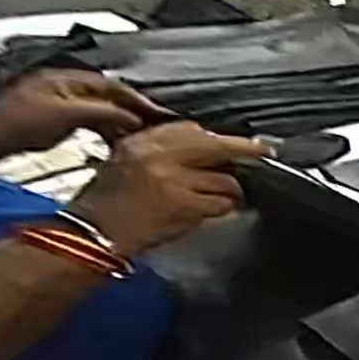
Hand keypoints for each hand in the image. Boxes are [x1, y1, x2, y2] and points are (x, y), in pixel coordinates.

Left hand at [0, 71, 169, 164]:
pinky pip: (96, 124)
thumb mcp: (72, 112)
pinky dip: (112, 131)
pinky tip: (120, 141)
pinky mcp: (58, 121)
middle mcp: (62, 88)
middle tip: (159, 126)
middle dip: (136, 113)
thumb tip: (139, 117)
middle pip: (112, 99)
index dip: (142, 100)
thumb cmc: (16, 122)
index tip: (164, 114)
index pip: (115, 85)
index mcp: (63, 79)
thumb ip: (110, 111)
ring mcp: (59, 104)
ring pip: (106, 112)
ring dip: (126, 124)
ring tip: (144, 136)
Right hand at [68, 122, 269, 254]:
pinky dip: (221, 209)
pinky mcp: (185, 203)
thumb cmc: (114, 200)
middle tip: (265, 151)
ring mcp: (171, 180)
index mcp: (139, 144)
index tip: (241, 140)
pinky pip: (223, 203)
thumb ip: (168, 151)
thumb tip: (213, 143)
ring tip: (208, 199)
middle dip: (246, 149)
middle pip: (217, 147)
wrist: (93, 230)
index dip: (219, 136)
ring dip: (228, 193)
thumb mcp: (130, 162)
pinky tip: (203, 211)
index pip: (189, 129)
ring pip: (227, 180)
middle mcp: (155, 157)